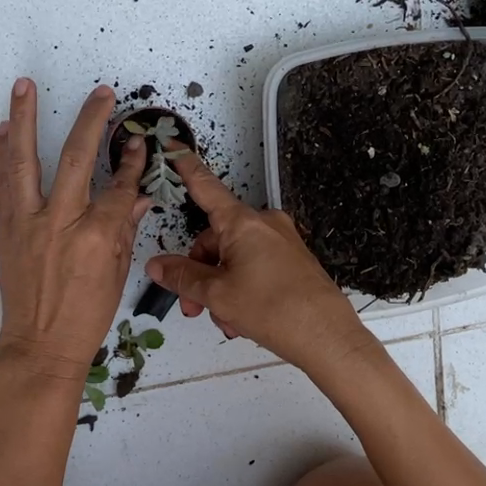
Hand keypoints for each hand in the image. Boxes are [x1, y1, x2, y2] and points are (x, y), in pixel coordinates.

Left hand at [0, 79, 150, 382]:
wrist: (39, 347)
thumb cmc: (83, 317)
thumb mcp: (116, 273)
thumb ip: (124, 227)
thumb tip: (136, 195)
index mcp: (95, 236)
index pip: (119, 187)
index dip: (131, 163)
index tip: (136, 142)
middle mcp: (60, 221)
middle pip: (78, 158)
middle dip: (92, 121)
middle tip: (101, 94)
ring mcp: (28, 222)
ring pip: (26, 160)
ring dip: (25, 118)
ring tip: (24, 85)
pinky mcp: (7, 227)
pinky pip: (4, 181)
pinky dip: (3, 152)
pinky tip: (6, 128)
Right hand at [144, 152, 375, 373]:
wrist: (328, 338)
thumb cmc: (274, 309)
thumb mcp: (217, 295)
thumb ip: (182, 277)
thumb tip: (156, 265)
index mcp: (243, 222)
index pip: (206, 187)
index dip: (186, 168)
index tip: (173, 148)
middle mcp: (264, 223)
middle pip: (215, 238)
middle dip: (200, 272)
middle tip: (193, 306)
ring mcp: (281, 241)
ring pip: (234, 257)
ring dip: (220, 287)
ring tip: (225, 321)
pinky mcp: (292, 260)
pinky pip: (254, 266)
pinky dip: (241, 288)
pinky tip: (241, 319)